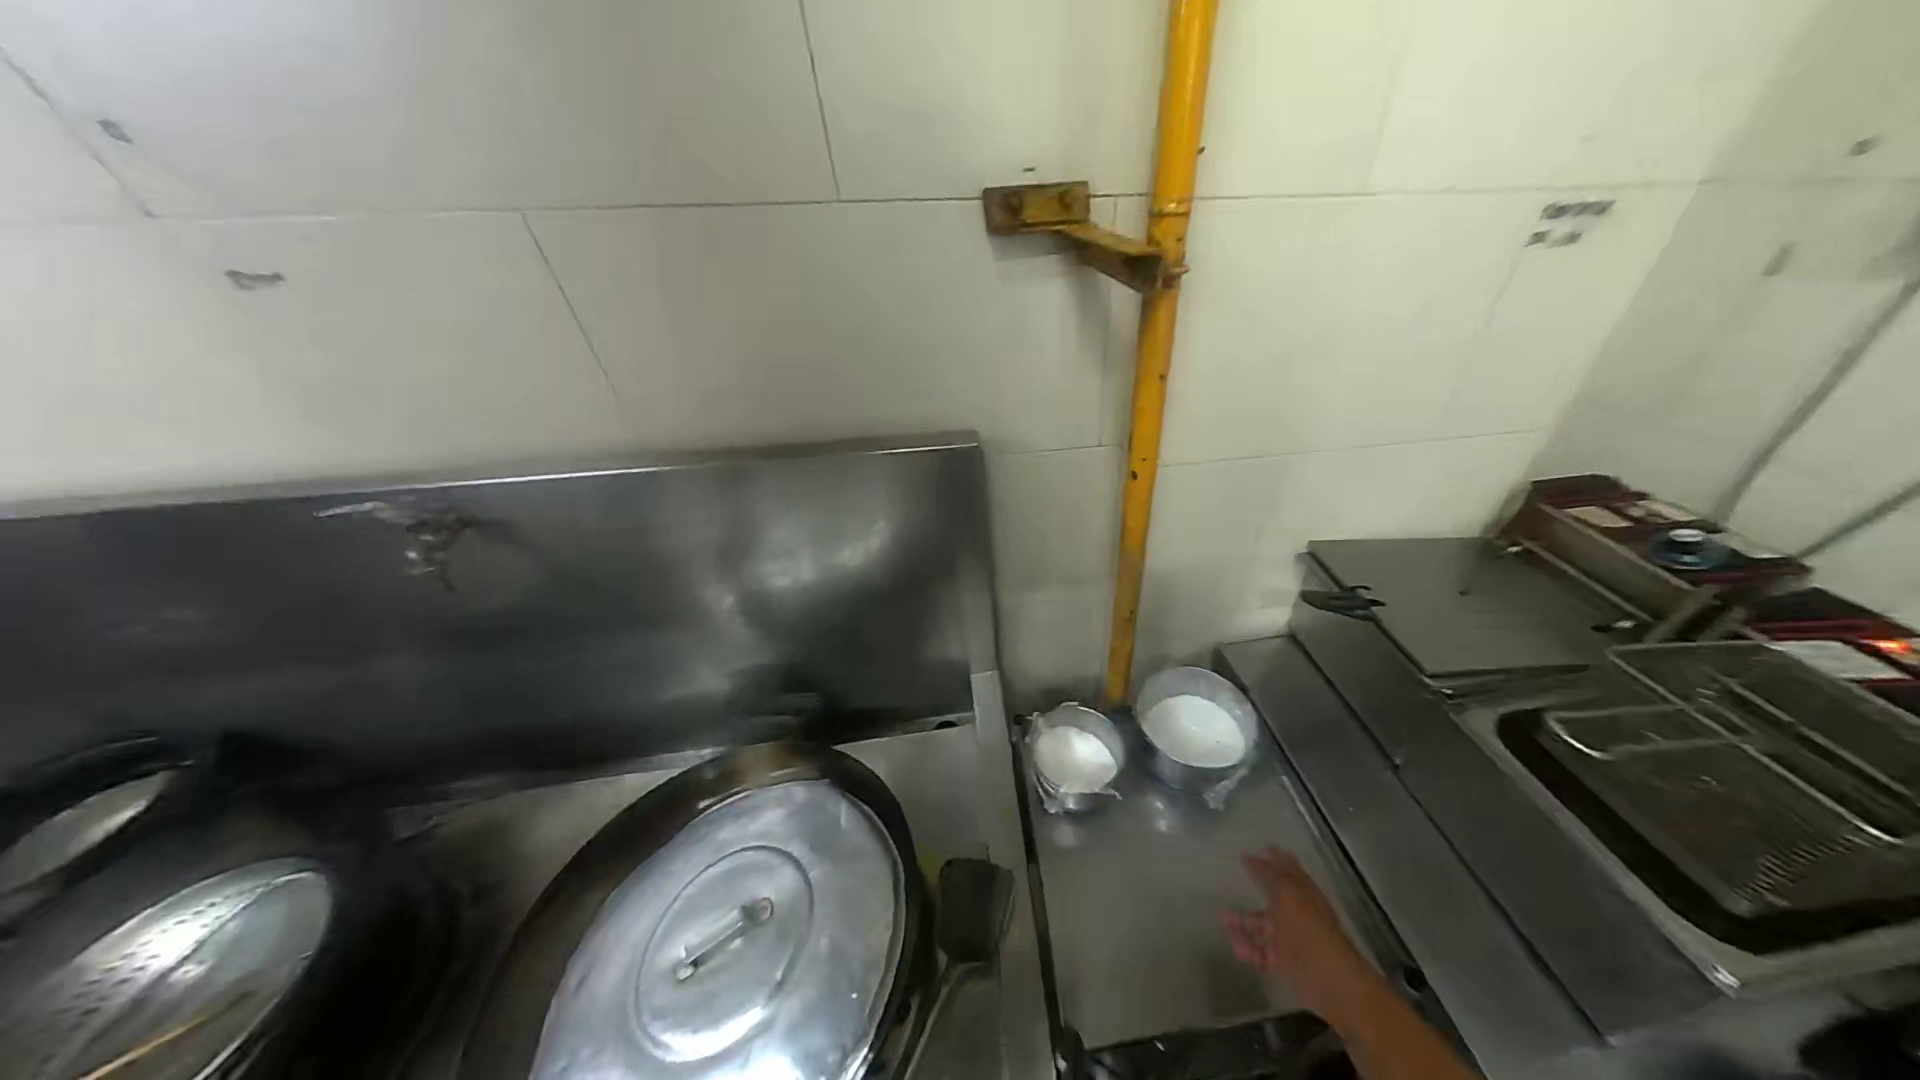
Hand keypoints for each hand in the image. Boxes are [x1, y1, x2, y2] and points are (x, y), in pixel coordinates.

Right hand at [1221, 847, 1373, 1019]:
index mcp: (1304, 896)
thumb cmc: (1310, 933)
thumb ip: (1271, 876)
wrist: (1333, 983)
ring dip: (1244, 923)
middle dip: (1257, 890)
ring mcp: (1293, 941)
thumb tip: (1254, 856)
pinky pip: (1263, 952)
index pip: (1289, 872)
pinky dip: (1249, 949)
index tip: (1264, 847)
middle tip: (1239, 877)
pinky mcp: (1288, 964)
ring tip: (1222, 918)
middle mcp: (1299, 916)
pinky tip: (1236, 947)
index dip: (1277, 859)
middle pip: (1275, 898)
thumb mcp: (1288, 897)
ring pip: (1264, 927)